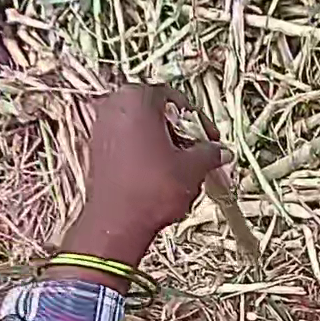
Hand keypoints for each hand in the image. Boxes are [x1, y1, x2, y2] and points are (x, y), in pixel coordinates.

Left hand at [58, 85, 227, 275]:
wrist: (117, 223)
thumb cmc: (154, 188)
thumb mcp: (192, 168)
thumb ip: (209, 153)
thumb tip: (223, 151)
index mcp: (137, 97)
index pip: (177, 100)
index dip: (199, 122)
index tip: (212, 141)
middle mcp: (114, 104)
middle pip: (157, 113)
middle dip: (180, 133)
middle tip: (199, 153)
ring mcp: (101, 127)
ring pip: (142, 129)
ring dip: (164, 144)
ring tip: (182, 168)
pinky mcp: (96, 151)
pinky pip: (128, 144)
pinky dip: (146, 154)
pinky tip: (160, 175)